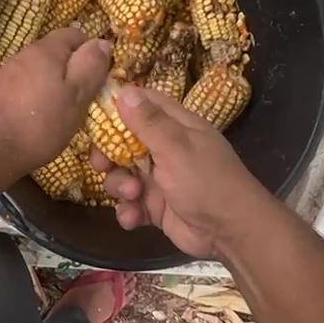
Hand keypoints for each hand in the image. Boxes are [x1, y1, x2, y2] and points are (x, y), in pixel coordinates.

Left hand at [0, 28, 111, 173]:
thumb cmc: (41, 124)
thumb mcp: (76, 96)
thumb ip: (91, 66)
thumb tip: (103, 42)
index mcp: (45, 49)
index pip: (75, 34)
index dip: (91, 52)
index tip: (98, 77)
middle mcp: (23, 54)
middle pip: (56, 53)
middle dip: (72, 70)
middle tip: (82, 98)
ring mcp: (6, 73)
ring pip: (39, 71)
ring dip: (53, 85)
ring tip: (61, 111)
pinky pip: (24, 86)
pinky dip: (36, 96)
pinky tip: (38, 117)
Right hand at [97, 86, 277, 260]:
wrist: (230, 232)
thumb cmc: (206, 182)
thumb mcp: (176, 147)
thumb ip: (149, 122)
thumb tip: (124, 91)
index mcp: (176, 128)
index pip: (143, 105)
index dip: (118, 108)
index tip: (94, 117)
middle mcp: (166, 151)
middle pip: (124, 144)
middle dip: (109, 155)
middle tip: (101, 164)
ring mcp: (160, 181)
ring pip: (123, 176)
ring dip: (119, 186)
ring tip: (133, 195)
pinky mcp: (156, 208)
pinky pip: (130, 205)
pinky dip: (128, 212)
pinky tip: (134, 218)